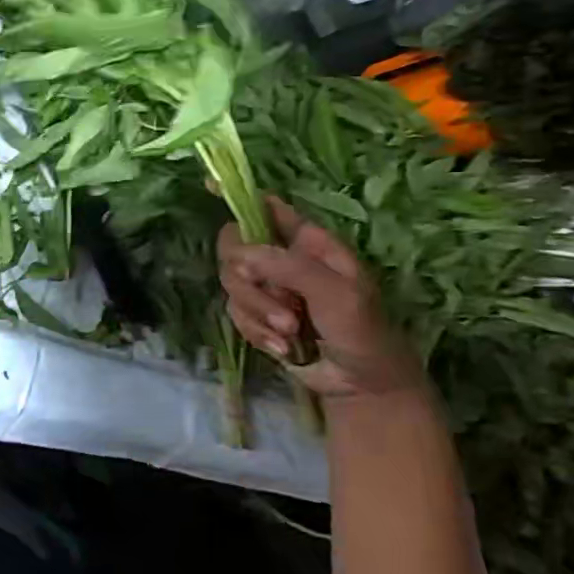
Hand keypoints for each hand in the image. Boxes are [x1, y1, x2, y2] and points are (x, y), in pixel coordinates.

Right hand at [217, 197, 423, 401]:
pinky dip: (256, 331)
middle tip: (279, 303)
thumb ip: (287, 266)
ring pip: (231, 283)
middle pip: (233, 247)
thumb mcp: (337, 293)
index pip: (266, 207)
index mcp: (305, 241)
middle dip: (249, 280)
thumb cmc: (364, 330)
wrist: (364, 386)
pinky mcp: (256, 315)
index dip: (239, 197)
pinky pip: (234, 312)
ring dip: (259, 312)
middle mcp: (280, 258)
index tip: (209, 187)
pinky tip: (283, 347)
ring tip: (290, 332)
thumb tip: (239, 255)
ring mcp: (267, 287)